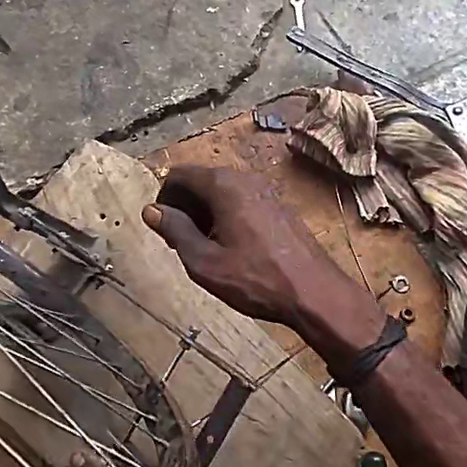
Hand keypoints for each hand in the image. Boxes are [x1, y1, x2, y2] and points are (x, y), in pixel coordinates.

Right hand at [143, 166, 380, 351]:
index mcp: (224, 185)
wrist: (314, 292)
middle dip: (185, 206)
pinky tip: (232, 248)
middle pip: (202, 180)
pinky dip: (228, 216)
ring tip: (204, 248)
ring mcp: (267, 191)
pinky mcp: (280, 207)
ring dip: (206, 213)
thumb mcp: (204, 261)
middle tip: (180, 241)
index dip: (164, 197)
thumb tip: (152, 211)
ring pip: (224, 192)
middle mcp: (246, 179)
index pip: (180, 174)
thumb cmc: (257, 279)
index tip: (162, 225)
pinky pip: (243, 201)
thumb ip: (175, 231)